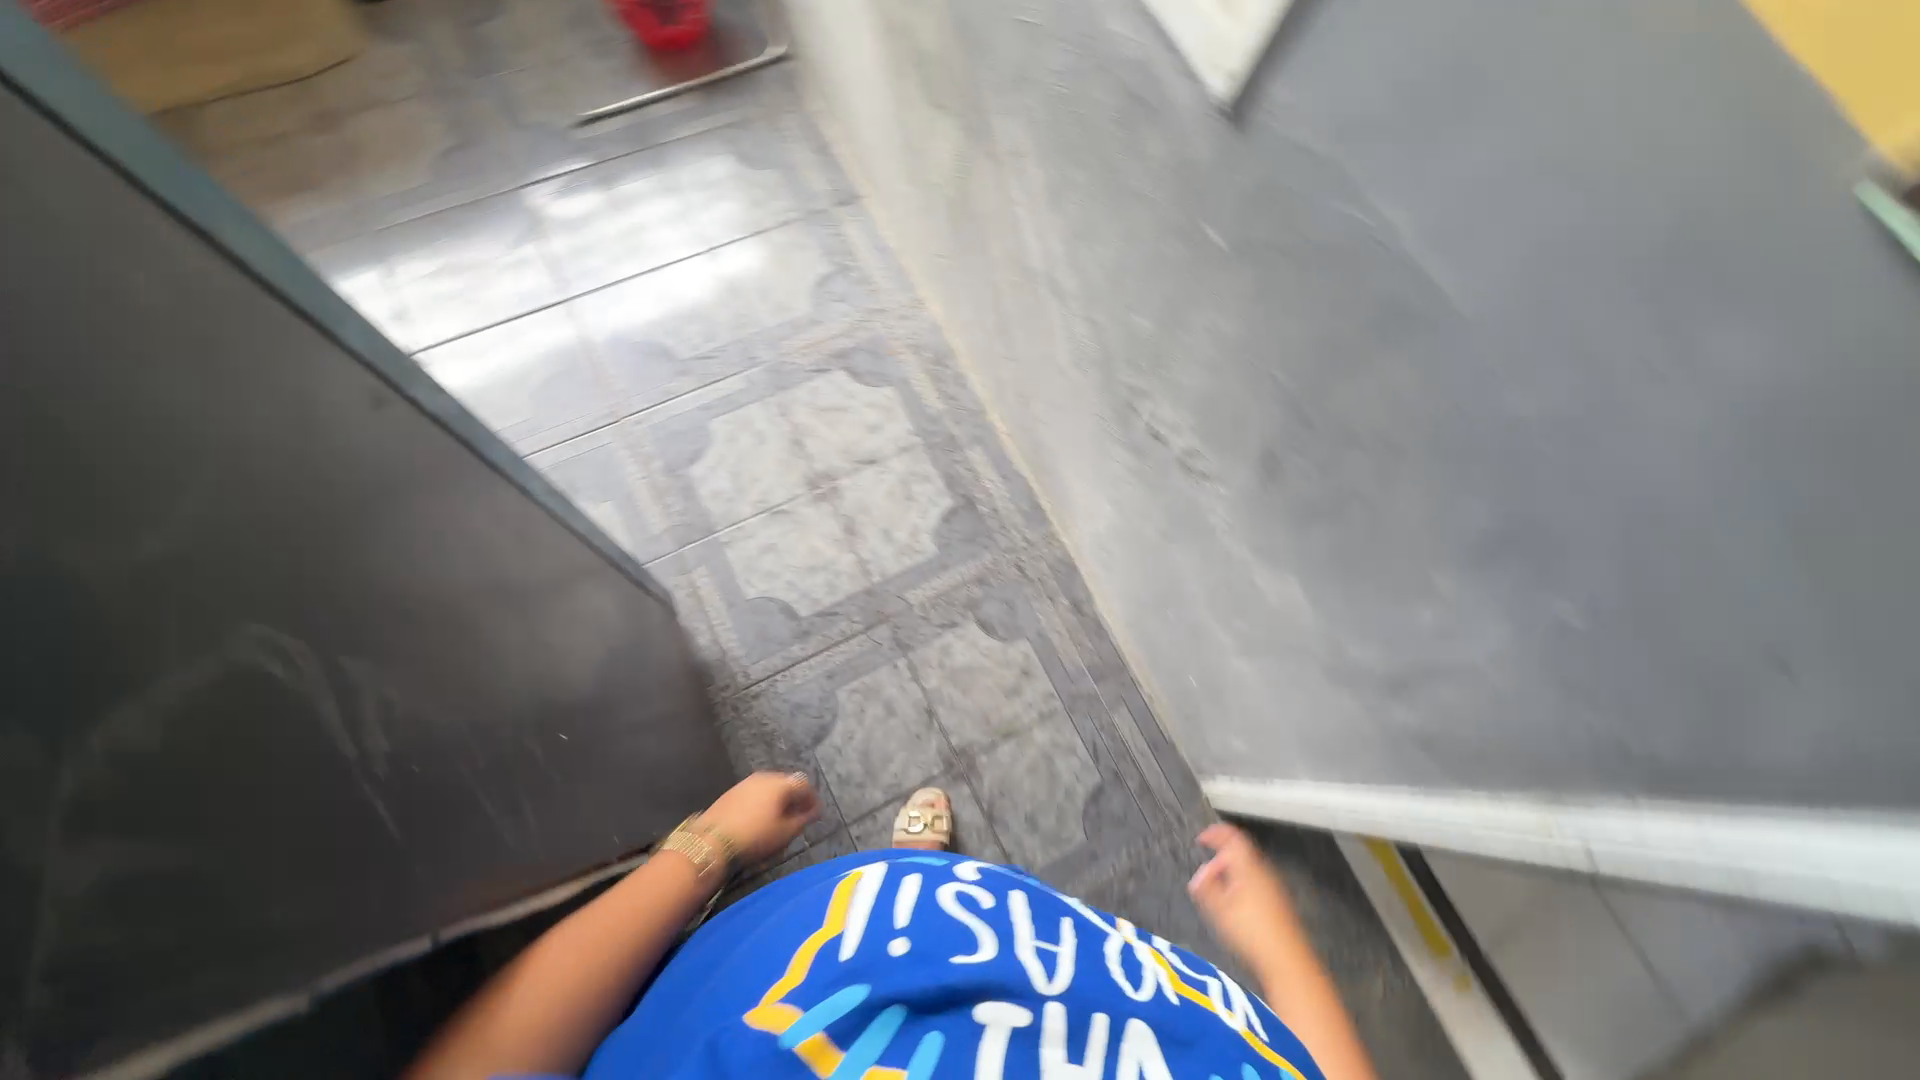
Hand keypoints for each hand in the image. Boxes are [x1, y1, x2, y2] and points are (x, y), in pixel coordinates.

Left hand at [699, 771, 822, 864]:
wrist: (711, 841)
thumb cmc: (755, 837)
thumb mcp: (786, 833)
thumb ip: (803, 819)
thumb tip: (813, 811)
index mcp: (781, 784)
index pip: (805, 784)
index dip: (812, 799)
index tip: (815, 814)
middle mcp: (765, 777)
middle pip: (787, 783)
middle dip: (795, 798)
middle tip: (798, 815)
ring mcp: (746, 782)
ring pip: (770, 787)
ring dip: (778, 799)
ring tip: (779, 818)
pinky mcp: (732, 792)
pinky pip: (755, 793)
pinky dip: (763, 801)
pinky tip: (760, 817)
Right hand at [1188, 823, 1300, 977]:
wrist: (1287, 959)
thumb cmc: (1253, 934)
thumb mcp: (1220, 910)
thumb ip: (1206, 887)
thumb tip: (1197, 877)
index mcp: (1248, 868)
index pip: (1232, 837)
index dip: (1215, 833)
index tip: (1203, 838)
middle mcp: (1264, 873)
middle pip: (1240, 853)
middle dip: (1220, 860)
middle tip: (1207, 875)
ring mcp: (1274, 887)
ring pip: (1248, 868)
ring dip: (1230, 873)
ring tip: (1218, 893)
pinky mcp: (1278, 901)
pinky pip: (1256, 882)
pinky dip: (1241, 884)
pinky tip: (1236, 906)